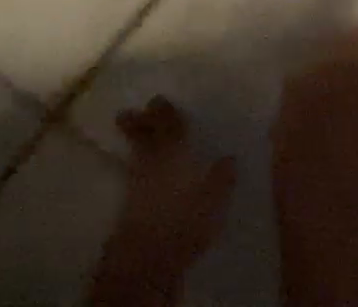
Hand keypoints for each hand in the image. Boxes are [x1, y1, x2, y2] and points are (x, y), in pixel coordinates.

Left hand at [86, 97, 236, 306]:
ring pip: (136, 155)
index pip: (171, 127)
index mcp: (176, 155)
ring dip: (133, 143)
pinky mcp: (130, 207)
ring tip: (131, 134)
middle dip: (139, 124)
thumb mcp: (214, 198)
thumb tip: (229, 157)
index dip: (166, 113)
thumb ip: (221, 176)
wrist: (147, 258)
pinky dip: (136, 166)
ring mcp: (138, 185)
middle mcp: (154, 164)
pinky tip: (141, 170)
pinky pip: (134, 175)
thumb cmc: (186, 220)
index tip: (158, 99)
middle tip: (128, 112)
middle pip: (144, 138)